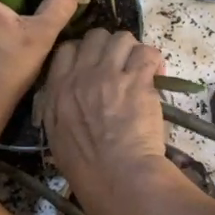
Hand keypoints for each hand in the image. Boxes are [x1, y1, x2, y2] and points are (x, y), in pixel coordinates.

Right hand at [38, 29, 179, 214]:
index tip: (95, 65)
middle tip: (121, 66)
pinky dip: (154, 61)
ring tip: (140, 69)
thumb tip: (63, 100)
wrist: (117, 177)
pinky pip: (148, 53)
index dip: (84, 52)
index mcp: (58, 90)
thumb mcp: (57, 138)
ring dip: (133, 51)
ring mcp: (110, 76)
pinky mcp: (138, 81)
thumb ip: (57, 111)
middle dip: (109, 47)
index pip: (67, 50)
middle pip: (95, 37)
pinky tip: (157, 76)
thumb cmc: (87, 169)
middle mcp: (82, 76)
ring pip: (122, 38)